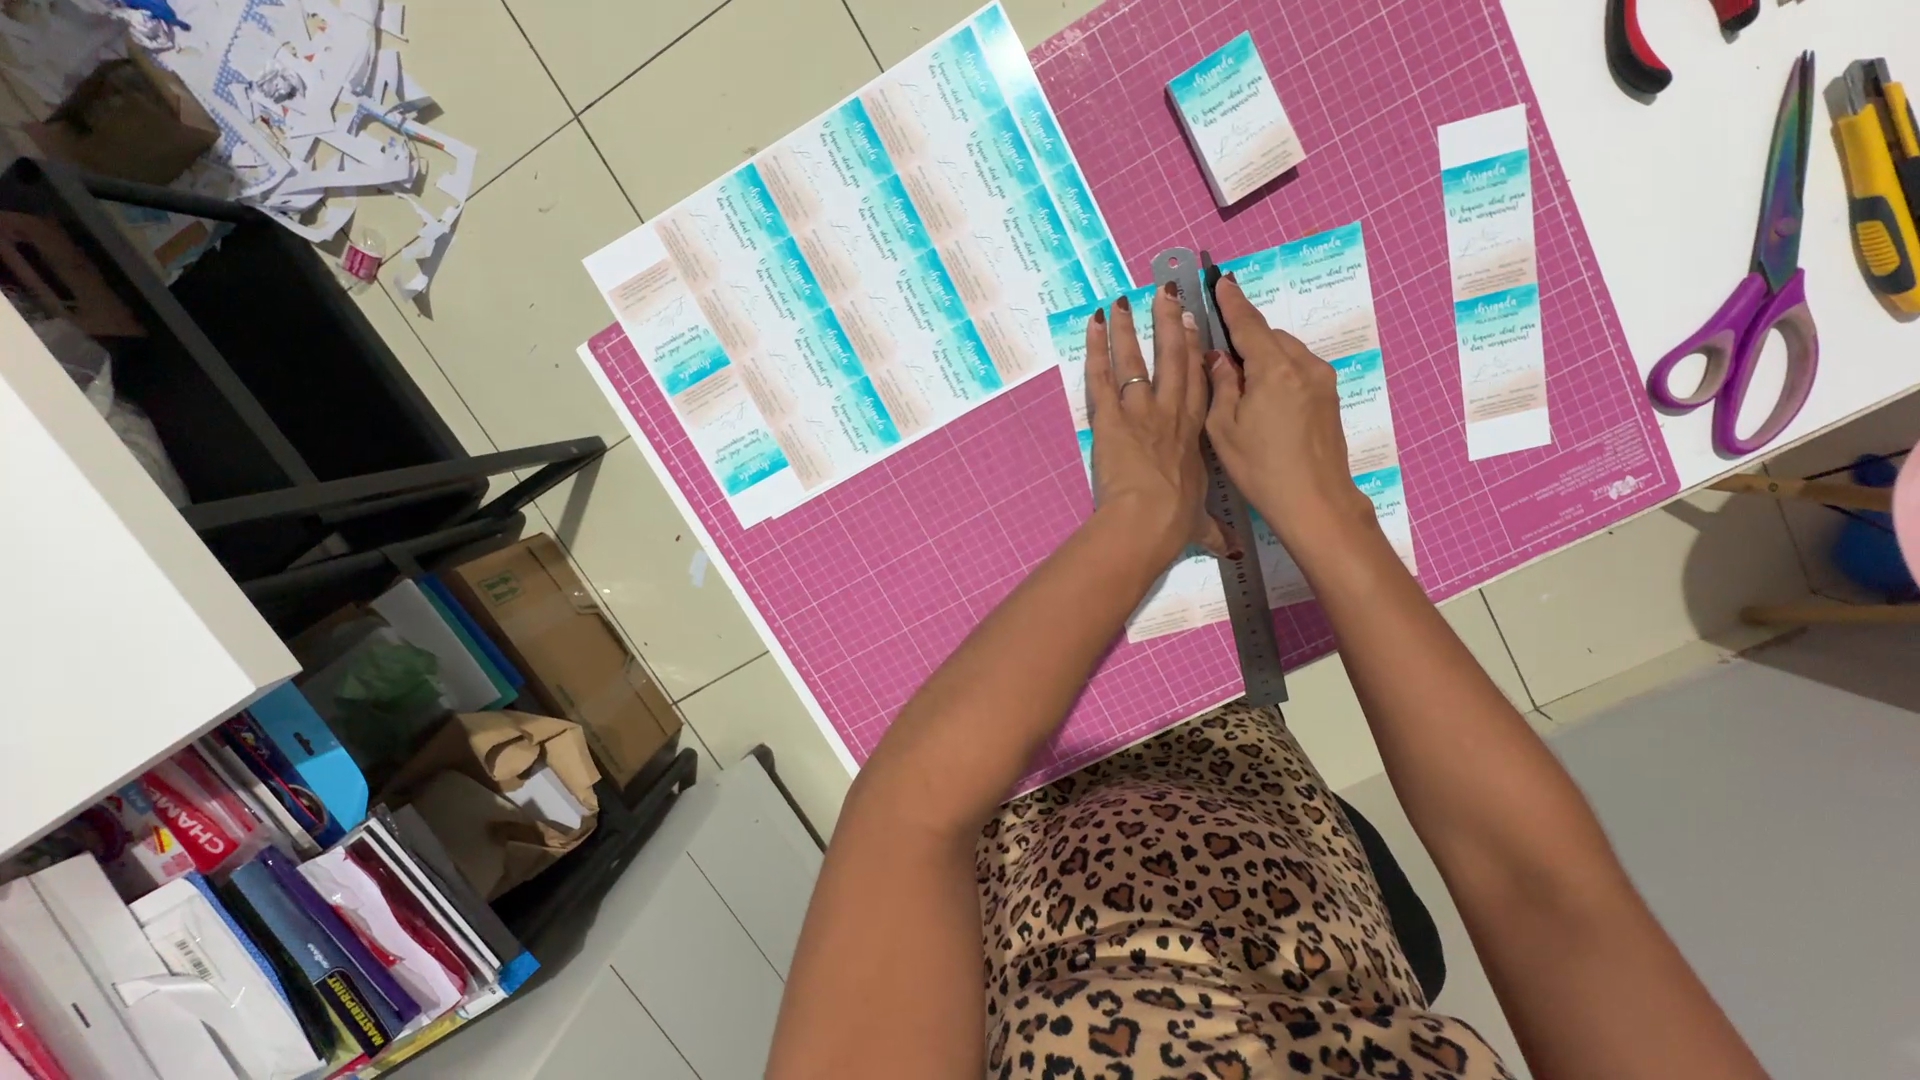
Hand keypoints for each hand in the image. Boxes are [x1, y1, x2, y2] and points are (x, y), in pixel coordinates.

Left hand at [1085, 284, 1233, 563]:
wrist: (1147, 522)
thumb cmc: (1175, 524)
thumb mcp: (1199, 526)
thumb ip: (1214, 532)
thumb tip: (1232, 551)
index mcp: (1194, 434)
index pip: (1199, 383)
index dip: (1197, 351)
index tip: (1196, 324)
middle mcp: (1171, 413)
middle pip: (1173, 359)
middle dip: (1170, 322)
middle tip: (1166, 292)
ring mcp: (1141, 411)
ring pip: (1136, 360)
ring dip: (1129, 328)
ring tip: (1124, 299)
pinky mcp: (1111, 417)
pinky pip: (1102, 376)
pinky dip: (1096, 349)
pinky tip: (1095, 324)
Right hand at [1204, 276, 1375, 551]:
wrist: (1315, 501)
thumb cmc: (1261, 468)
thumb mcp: (1223, 428)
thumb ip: (1221, 385)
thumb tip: (1220, 358)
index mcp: (1274, 368)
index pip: (1248, 323)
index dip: (1232, 302)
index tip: (1221, 280)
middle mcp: (1303, 365)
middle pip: (1269, 336)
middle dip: (1245, 338)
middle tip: (1219, 355)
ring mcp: (1322, 380)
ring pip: (1285, 352)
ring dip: (1262, 357)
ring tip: (1240, 383)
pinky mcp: (1329, 397)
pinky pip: (1298, 370)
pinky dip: (1278, 372)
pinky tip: (1263, 398)